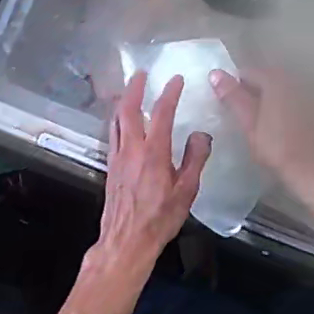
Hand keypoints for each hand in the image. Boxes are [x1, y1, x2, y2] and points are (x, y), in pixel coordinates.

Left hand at [91, 73, 210, 278]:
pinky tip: (123, 122)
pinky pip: (113, 134)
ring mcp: (117, 157)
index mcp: (153, 152)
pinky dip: (118, 120)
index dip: (169, 93)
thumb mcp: (187, 191)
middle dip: (135, 88)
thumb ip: (195, 159)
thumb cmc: (159, 218)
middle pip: (129, 109)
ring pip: (116, 120)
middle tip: (141, 73)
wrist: (126, 240)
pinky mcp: (111, 167)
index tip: (176, 79)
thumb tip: (202, 134)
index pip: (161, 113)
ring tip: (130, 91)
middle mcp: (131, 149)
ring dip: (123, 102)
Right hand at [210, 67, 313, 198]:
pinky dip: (273, 107)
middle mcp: (291, 81)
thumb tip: (214, 73)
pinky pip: (284, 101)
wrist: (311, 170)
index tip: (220, 102)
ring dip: (259, 100)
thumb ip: (232, 96)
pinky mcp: (309, 110)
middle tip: (231, 112)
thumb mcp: (248, 121)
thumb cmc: (276, 146)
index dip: (230, 85)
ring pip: (273, 90)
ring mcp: (303, 95)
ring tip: (246, 120)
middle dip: (245, 91)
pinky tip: (267, 126)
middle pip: (261, 79)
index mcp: (274, 80)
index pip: (246, 72)